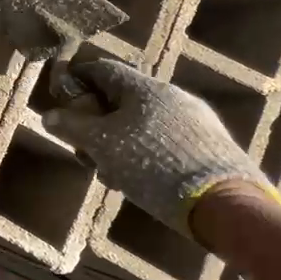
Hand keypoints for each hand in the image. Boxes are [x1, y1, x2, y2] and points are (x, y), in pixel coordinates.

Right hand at [42, 58, 276, 236]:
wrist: (230, 210)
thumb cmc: (153, 165)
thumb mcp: (99, 144)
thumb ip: (70, 125)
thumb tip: (49, 116)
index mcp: (146, 88)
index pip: (99, 69)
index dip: (74, 82)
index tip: (61, 105)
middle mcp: (174, 97)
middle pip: (121, 99)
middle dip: (97, 121)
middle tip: (85, 147)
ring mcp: (199, 124)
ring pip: (143, 124)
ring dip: (119, 141)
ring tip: (111, 170)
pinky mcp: (215, 150)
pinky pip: (166, 141)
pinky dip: (146, 153)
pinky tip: (139, 178)